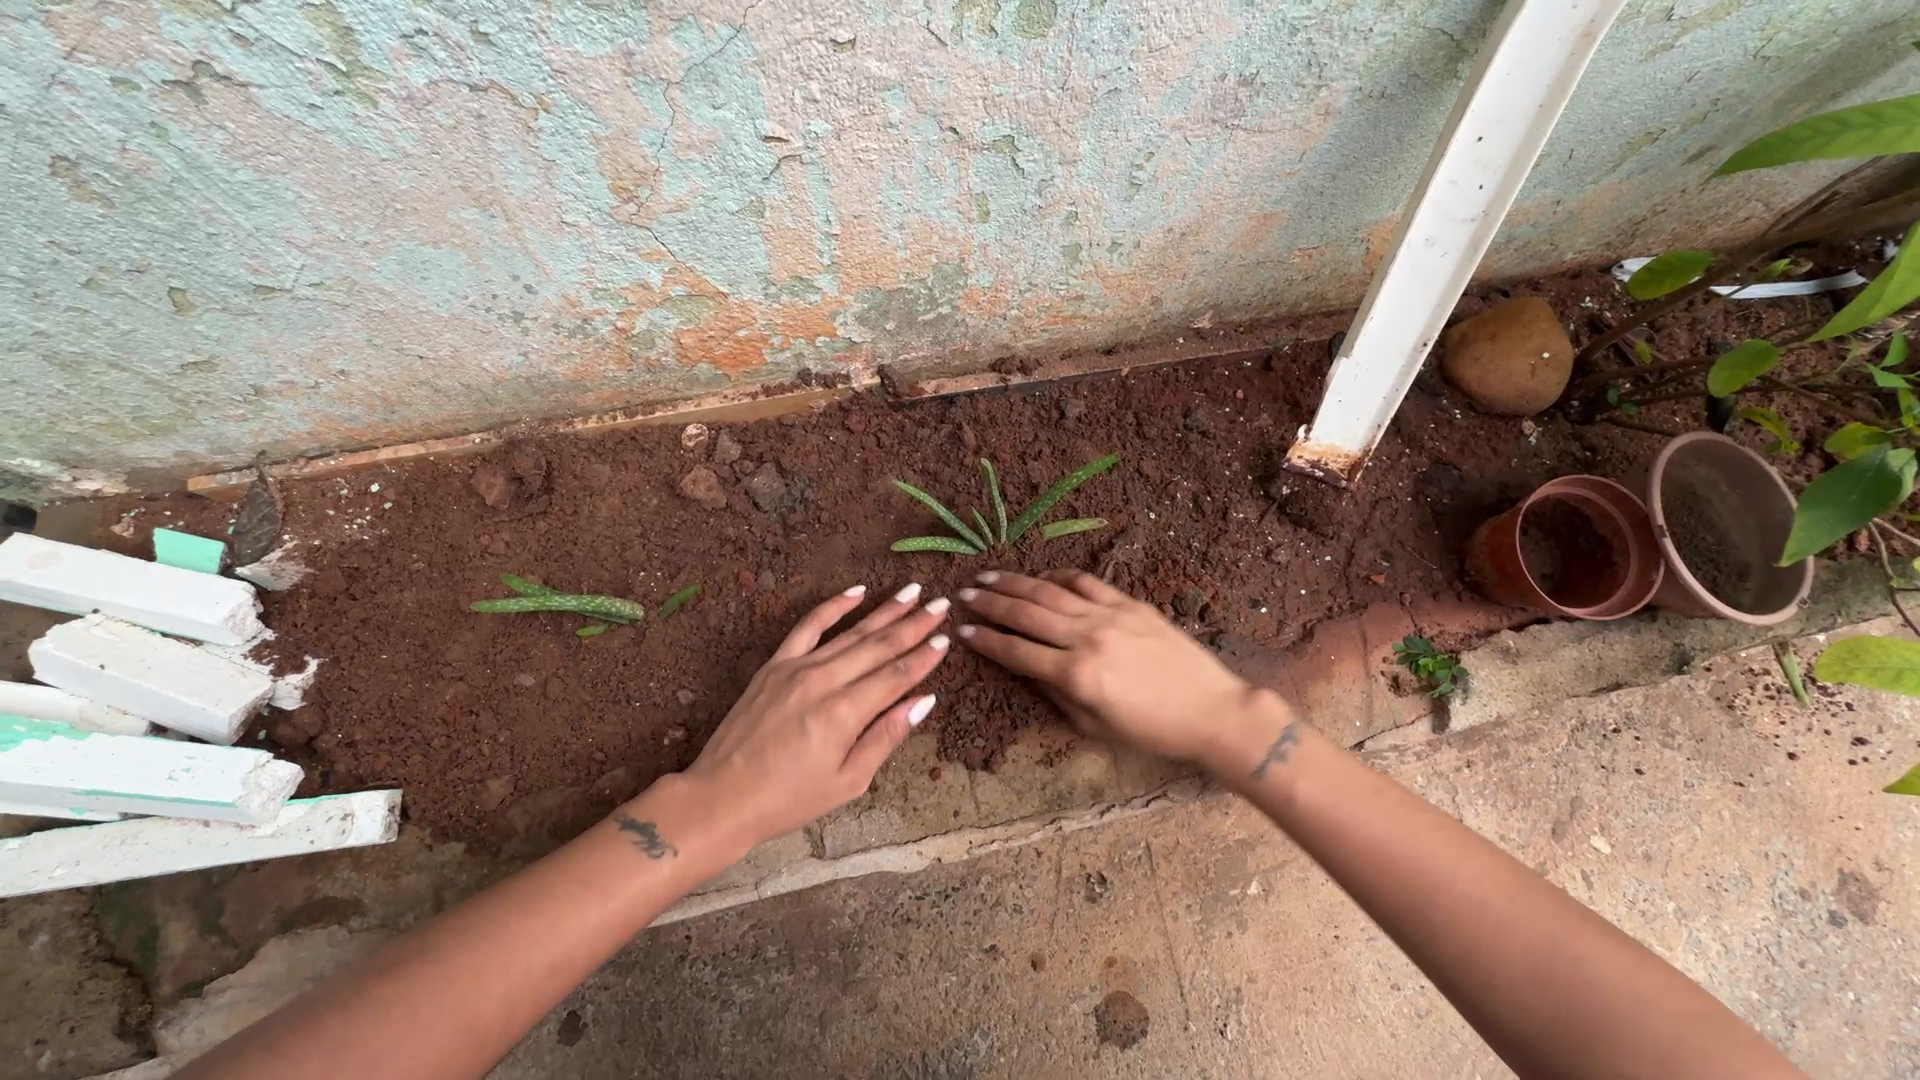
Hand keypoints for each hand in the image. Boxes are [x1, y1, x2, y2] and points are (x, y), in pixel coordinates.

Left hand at [679, 583, 949, 851]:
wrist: (722, 797)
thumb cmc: (789, 799)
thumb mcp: (848, 781)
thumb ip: (886, 736)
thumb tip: (923, 701)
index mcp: (844, 713)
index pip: (896, 675)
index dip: (924, 656)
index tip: (946, 639)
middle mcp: (823, 681)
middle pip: (878, 646)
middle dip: (913, 624)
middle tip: (941, 604)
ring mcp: (796, 668)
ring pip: (850, 632)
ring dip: (884, 611)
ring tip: (912, 592)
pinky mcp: (775, 665)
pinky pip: (808, 627)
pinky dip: (833, 607)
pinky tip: (857, 592)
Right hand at [956, 570, 1269, 769]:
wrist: (1213, 710)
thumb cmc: (1152, 730)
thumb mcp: (1095, 727)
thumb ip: (1055, 695)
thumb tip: (1025, 670)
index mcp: (1076, 676)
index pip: (1017, 652)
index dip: (985, 641)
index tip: (962, 631)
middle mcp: (1087, 639)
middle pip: (1026, 614)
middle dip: (990, 604)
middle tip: (964, 596)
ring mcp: (1110, 616)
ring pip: (1050, 591)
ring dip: (1015, 583)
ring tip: (988, 578)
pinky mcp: (1130, 604)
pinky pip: (1086, 583)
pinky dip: (1058, 576)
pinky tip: (1041, 577)